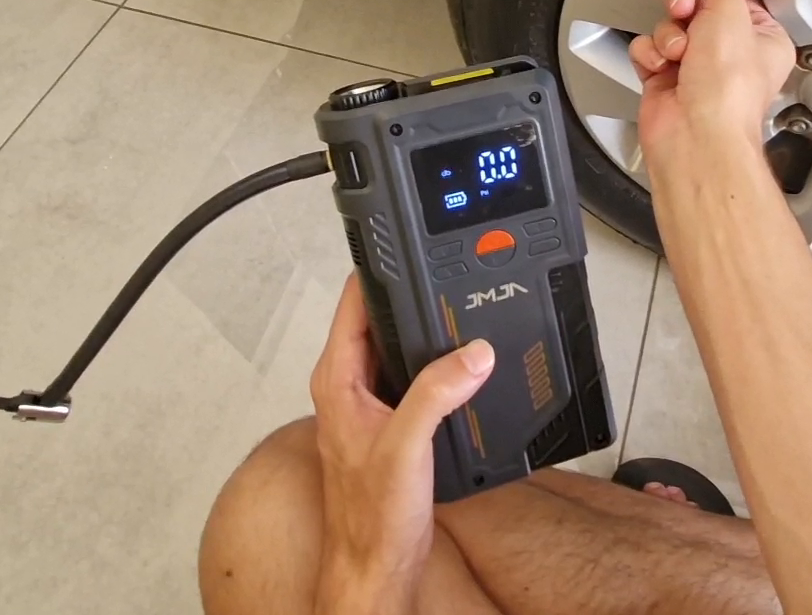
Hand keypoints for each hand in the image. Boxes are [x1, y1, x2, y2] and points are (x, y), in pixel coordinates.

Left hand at [310, 274, 494, 614]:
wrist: (378, 563)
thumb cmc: (372, 517)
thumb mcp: (406, 446)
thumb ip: (438, 393)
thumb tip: (472, 352)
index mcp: (338, 378)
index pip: (353, 303)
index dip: (376, 271)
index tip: (402, 248)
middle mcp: (350, 383)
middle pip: (378, 317)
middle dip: (409, 295)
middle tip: (443, 272)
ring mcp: (369, 399)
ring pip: (398, 343)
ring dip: (424, 329)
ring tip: (456, 308)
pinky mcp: (391, 415)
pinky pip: (414, 369)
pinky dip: (435, 358)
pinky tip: (460, 360)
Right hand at [627, 0, 796, 157]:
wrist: (694, 136)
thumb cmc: (727, 92)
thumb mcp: (730, 12)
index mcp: (760, 36)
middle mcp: (729, 53)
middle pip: (694, 3)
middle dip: (683, 6)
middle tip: (684, 8)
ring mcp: (695, 67)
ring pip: (667, 24)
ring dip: (668, 34)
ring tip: (679, 52)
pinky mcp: (665, 79)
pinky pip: (648, 48)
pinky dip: (650, 54)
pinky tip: (663, 68)